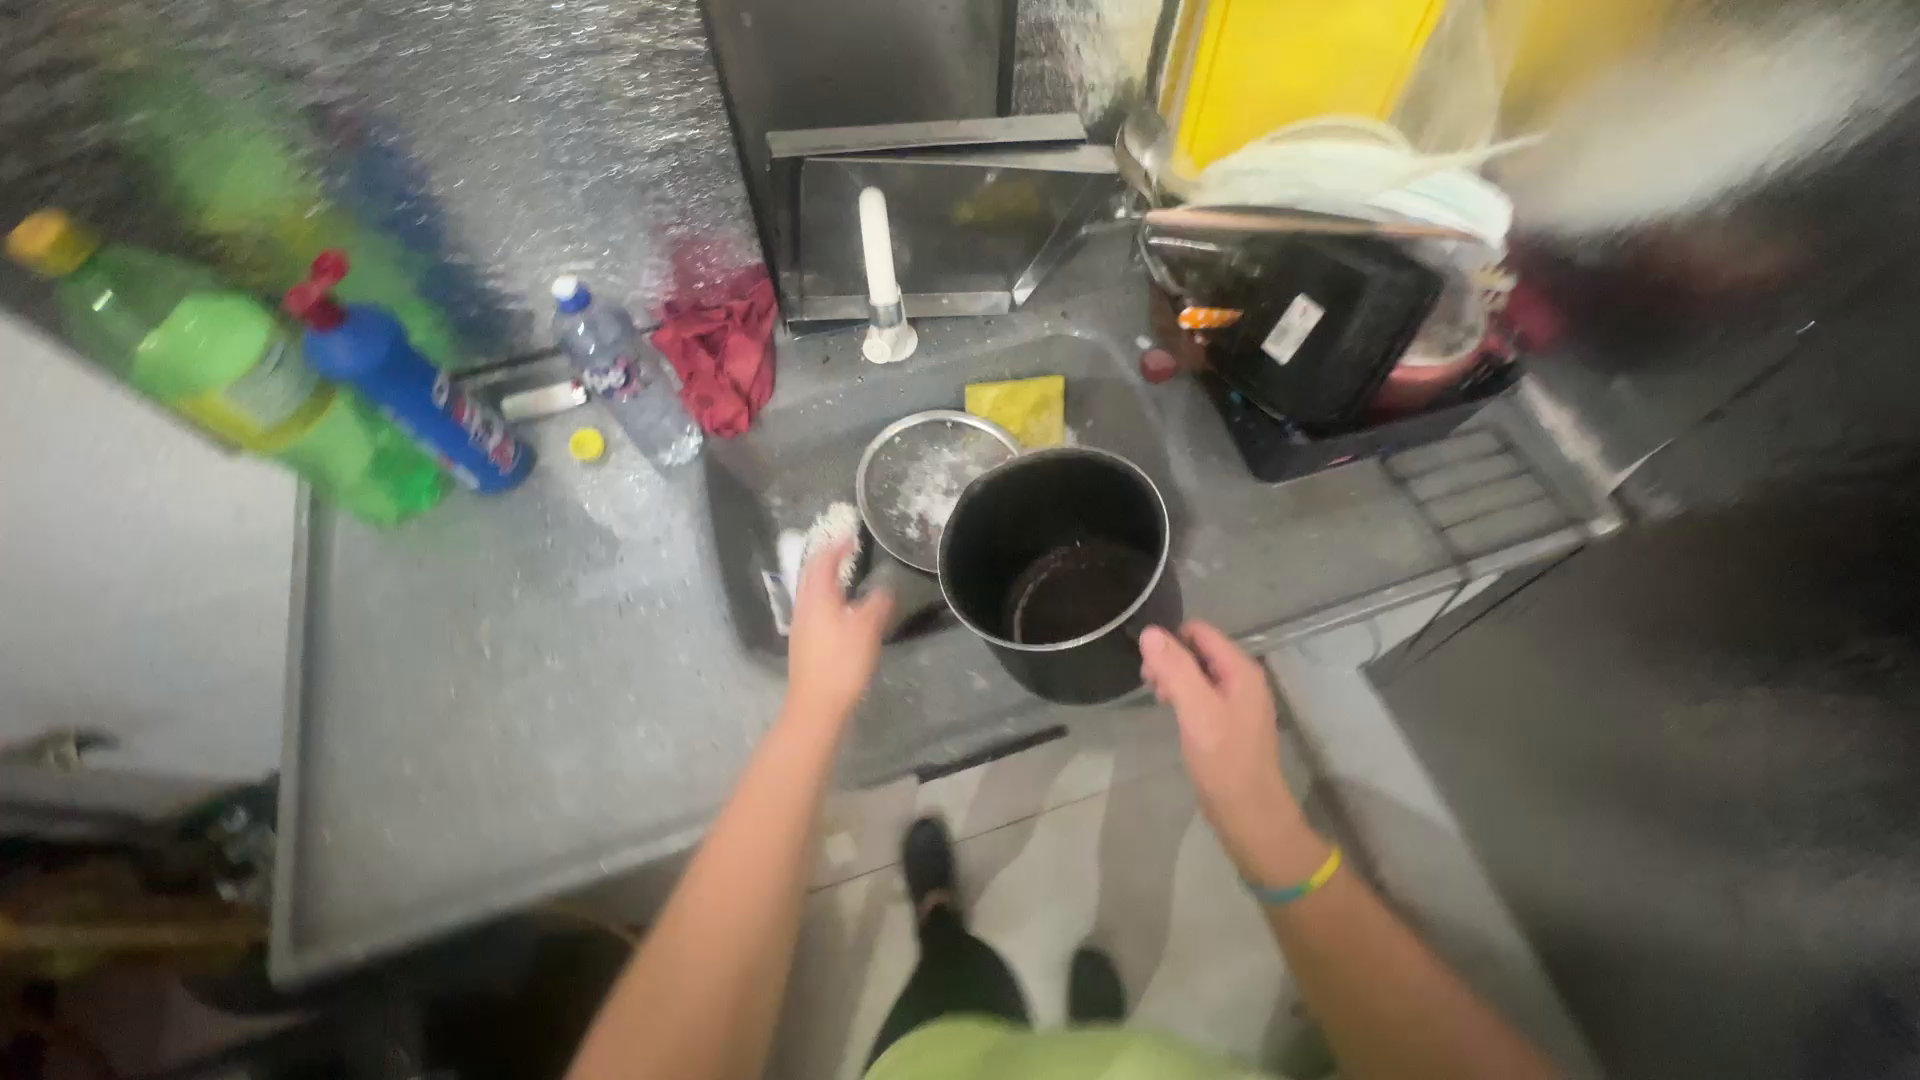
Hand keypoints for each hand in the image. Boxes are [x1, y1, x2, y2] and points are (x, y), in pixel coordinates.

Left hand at [785, 537, 893, 721]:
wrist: (815, 704)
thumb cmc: (842, 663)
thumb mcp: (867, 629)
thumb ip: (877, 604)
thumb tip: (885, 587)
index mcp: (818, 597)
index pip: (823, 560)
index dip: (837, 545)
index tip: (851, 535)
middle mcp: (804, 605)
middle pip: (810, 572)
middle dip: (826, 557)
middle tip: (845, 549)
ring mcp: (801, 624)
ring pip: (810, 590)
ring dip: (825, 577)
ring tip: (844, 573)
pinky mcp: (803, 641)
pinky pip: (813, 606)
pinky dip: (826, 595)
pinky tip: (840, 607)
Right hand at [1140, 621, 1323, 882]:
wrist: (1248, 814)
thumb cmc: (1224, 760)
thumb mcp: (1196, 710)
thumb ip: (1175, 669)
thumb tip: (1149, 632)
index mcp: (1240, 670)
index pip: (1200, 632)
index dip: (1170, 640)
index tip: (1148, 665)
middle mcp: (1242, 679)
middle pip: (1197, 650)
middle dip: (1169, 661)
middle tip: (1151, 687)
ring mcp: (1236, 701)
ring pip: (1196, 673)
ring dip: (1173, 679)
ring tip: (1158, 700)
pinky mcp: (1227, 721)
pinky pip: (1200, 694)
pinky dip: (1182, 696)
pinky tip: (1171, 713)